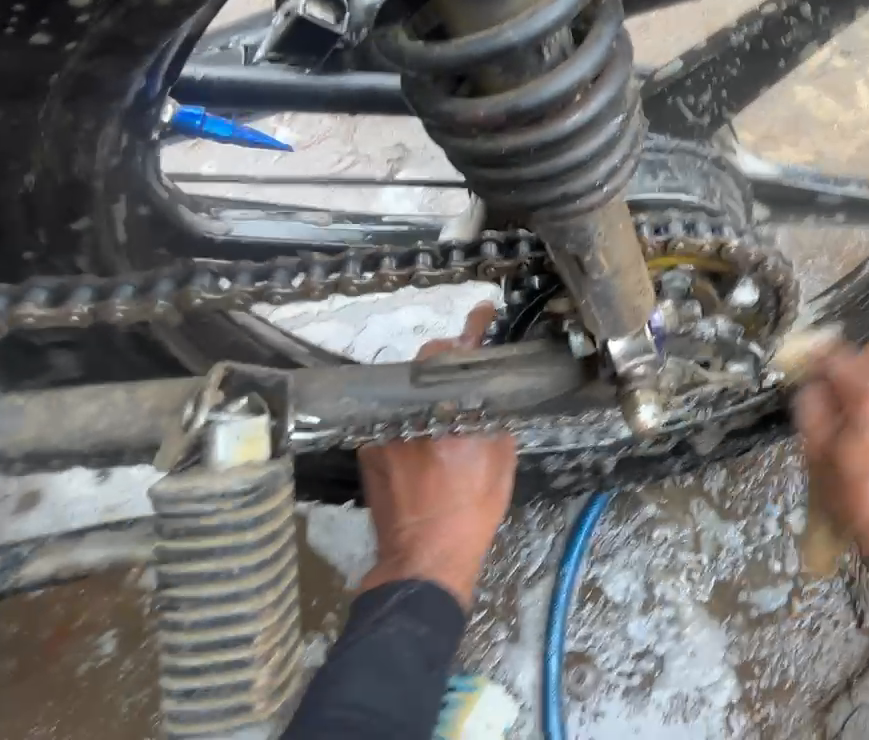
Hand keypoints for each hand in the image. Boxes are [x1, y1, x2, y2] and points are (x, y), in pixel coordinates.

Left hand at [357, 303, 515, 606]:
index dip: (474, 328)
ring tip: (443, 401)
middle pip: (426, 362)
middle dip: (447, 358)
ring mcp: (383, 427)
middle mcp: (411, 411)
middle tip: (464, 365)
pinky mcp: (366, 445)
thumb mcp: (502, 457)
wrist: (425, 556)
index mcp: (450, 410)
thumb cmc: (473, 508)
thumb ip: (493, 415)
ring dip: (426, 387)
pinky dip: (407, 412)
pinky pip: (390, 413)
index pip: (461, 353)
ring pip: (406, 386)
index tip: (482, 311)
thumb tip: (490, 393)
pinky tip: (421, 429)